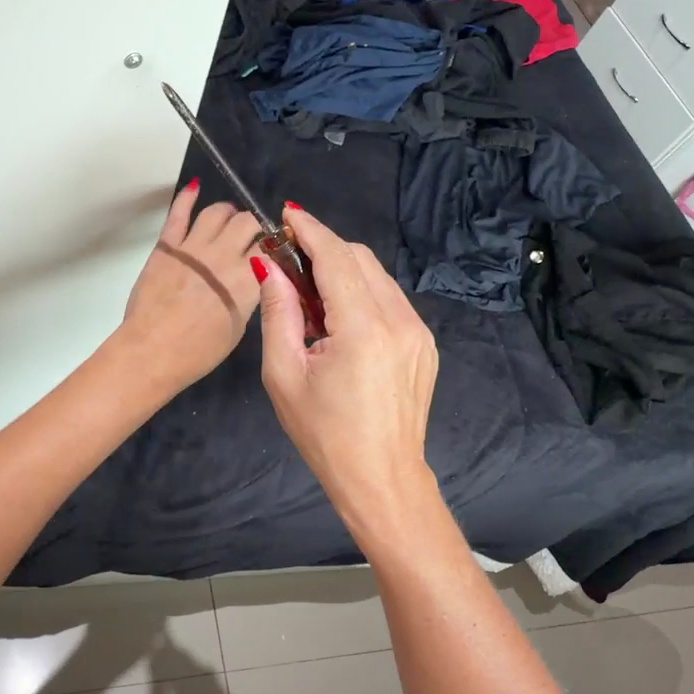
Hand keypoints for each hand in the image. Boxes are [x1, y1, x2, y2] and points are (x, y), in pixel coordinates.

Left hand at [117, 180, 263, 392]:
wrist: (152, 351)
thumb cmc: (198, 352)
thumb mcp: (239, 328)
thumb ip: (249, 297)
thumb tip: (251, 279)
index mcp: (248, 280)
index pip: (270, 249)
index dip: (273, 248)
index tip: (272, 251)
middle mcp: (224, 255)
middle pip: (247, 223)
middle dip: (253, 227)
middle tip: (250, 236)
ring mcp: (193, 247)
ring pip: (217, 212)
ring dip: (227, 212)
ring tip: (227, 217)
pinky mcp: (166, 246)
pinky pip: (178, 213)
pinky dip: (187, 197)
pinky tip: (194, 188)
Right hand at [256, 206, 438, 508]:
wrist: (382, 479)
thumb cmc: (323, 433)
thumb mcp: (284, 374)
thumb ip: (278, 313)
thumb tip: (269, 266)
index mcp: (363, 329)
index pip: (336, 257)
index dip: (310, 229)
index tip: (285, 214)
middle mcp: (400, 320)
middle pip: (360, 258)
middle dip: (323, 248)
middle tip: (287, 261)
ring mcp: (418, 331)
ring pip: (377, 276)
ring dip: (342, 270)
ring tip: (309, 298)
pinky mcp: (424, 344)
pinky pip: (389, 299)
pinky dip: (361, 293)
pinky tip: (338, 321)